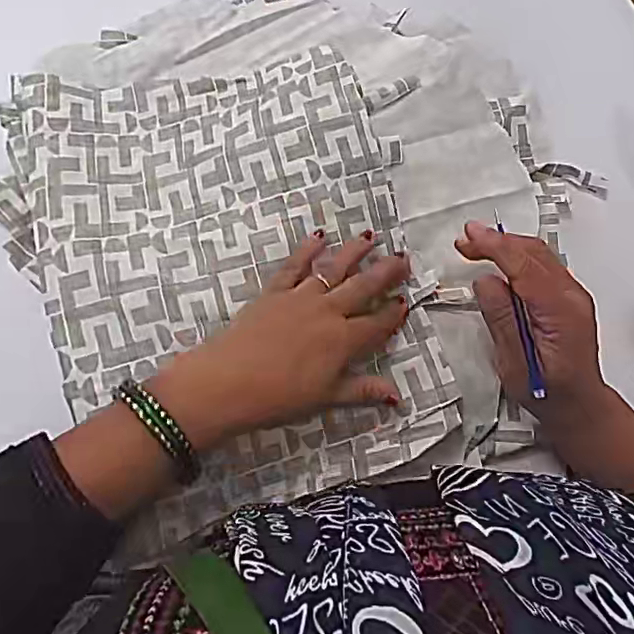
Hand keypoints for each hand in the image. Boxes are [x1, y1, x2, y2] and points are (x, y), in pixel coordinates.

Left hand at [149, 230, 411, 450]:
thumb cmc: (279, 397)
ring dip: (353, 252)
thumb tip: (396, 396)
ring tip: (369, 236)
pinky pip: (294, 266)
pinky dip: (307, 250)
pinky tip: (318, 237)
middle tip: (402, 258)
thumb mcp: (326, 397)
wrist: (227, 382)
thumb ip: (362, 390)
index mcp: (343, 340)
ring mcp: (300, 298)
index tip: (406, 301)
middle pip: (362, 288)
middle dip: (385, 272)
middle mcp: (327, 312)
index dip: (393, 313)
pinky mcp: (274, 292)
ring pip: (333, 269)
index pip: (377, 323)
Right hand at [455, 220, 633, 492]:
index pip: (525, 266)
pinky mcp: (565, 298)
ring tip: (475, 245)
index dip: (495, 247)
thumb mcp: (516, 365)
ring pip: (538, 255)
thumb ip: (502, 321)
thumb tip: (487, 283)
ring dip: (505, 246)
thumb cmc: (551, 394)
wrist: (578, 405)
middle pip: (533, 252)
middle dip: (497, 240)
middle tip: (465, 239)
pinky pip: (540, 266)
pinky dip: (516, 257)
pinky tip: (499, 258)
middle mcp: (572, 298)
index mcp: (561, 312)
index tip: (471, 238)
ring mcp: (572, 296)